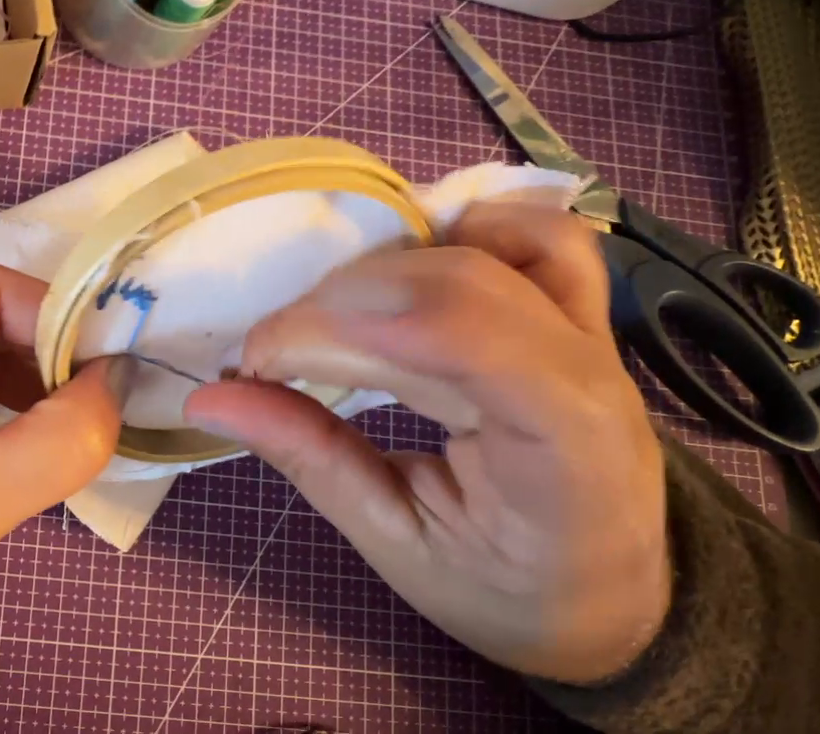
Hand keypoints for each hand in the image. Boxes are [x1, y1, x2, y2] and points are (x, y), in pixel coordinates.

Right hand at [184, 202, 668, 684]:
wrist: (611, 591)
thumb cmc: (507, 586)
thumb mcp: (398, 545)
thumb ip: (311, 460)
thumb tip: (208, 398)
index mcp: (564, 453)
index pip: (454, 338)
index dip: (338, 331)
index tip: (258, 362)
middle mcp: (591, 374)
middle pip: (451, 282)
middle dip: (334, 306)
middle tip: (271, 354)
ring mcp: (594, 332)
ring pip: (484, 247)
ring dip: (378, 268)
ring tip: (328, 317)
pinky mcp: (579, 310)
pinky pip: (536, 234)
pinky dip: (463, 228)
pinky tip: (409, 265)